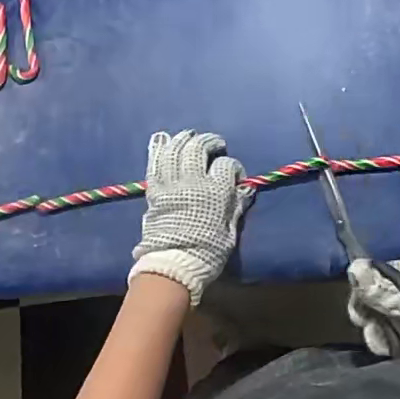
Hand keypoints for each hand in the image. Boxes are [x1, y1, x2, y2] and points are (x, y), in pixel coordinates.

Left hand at [128, 131, 248, 305]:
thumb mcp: (229, 232)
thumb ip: (236, 207)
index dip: (232, 167)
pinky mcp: (154, 190)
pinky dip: (157, 148)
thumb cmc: (206, 252)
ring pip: (175, 150)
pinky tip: (161, 137)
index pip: (225, 166)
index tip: (234, 174)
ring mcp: (171, 184)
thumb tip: (245, 189)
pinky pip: (155, 163)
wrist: (173, 263)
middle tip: (214, 144)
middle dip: (209, 141)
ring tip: (190, 135)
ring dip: (183, 139)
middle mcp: (192, 182)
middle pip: (198, 149)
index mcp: (215, 192)